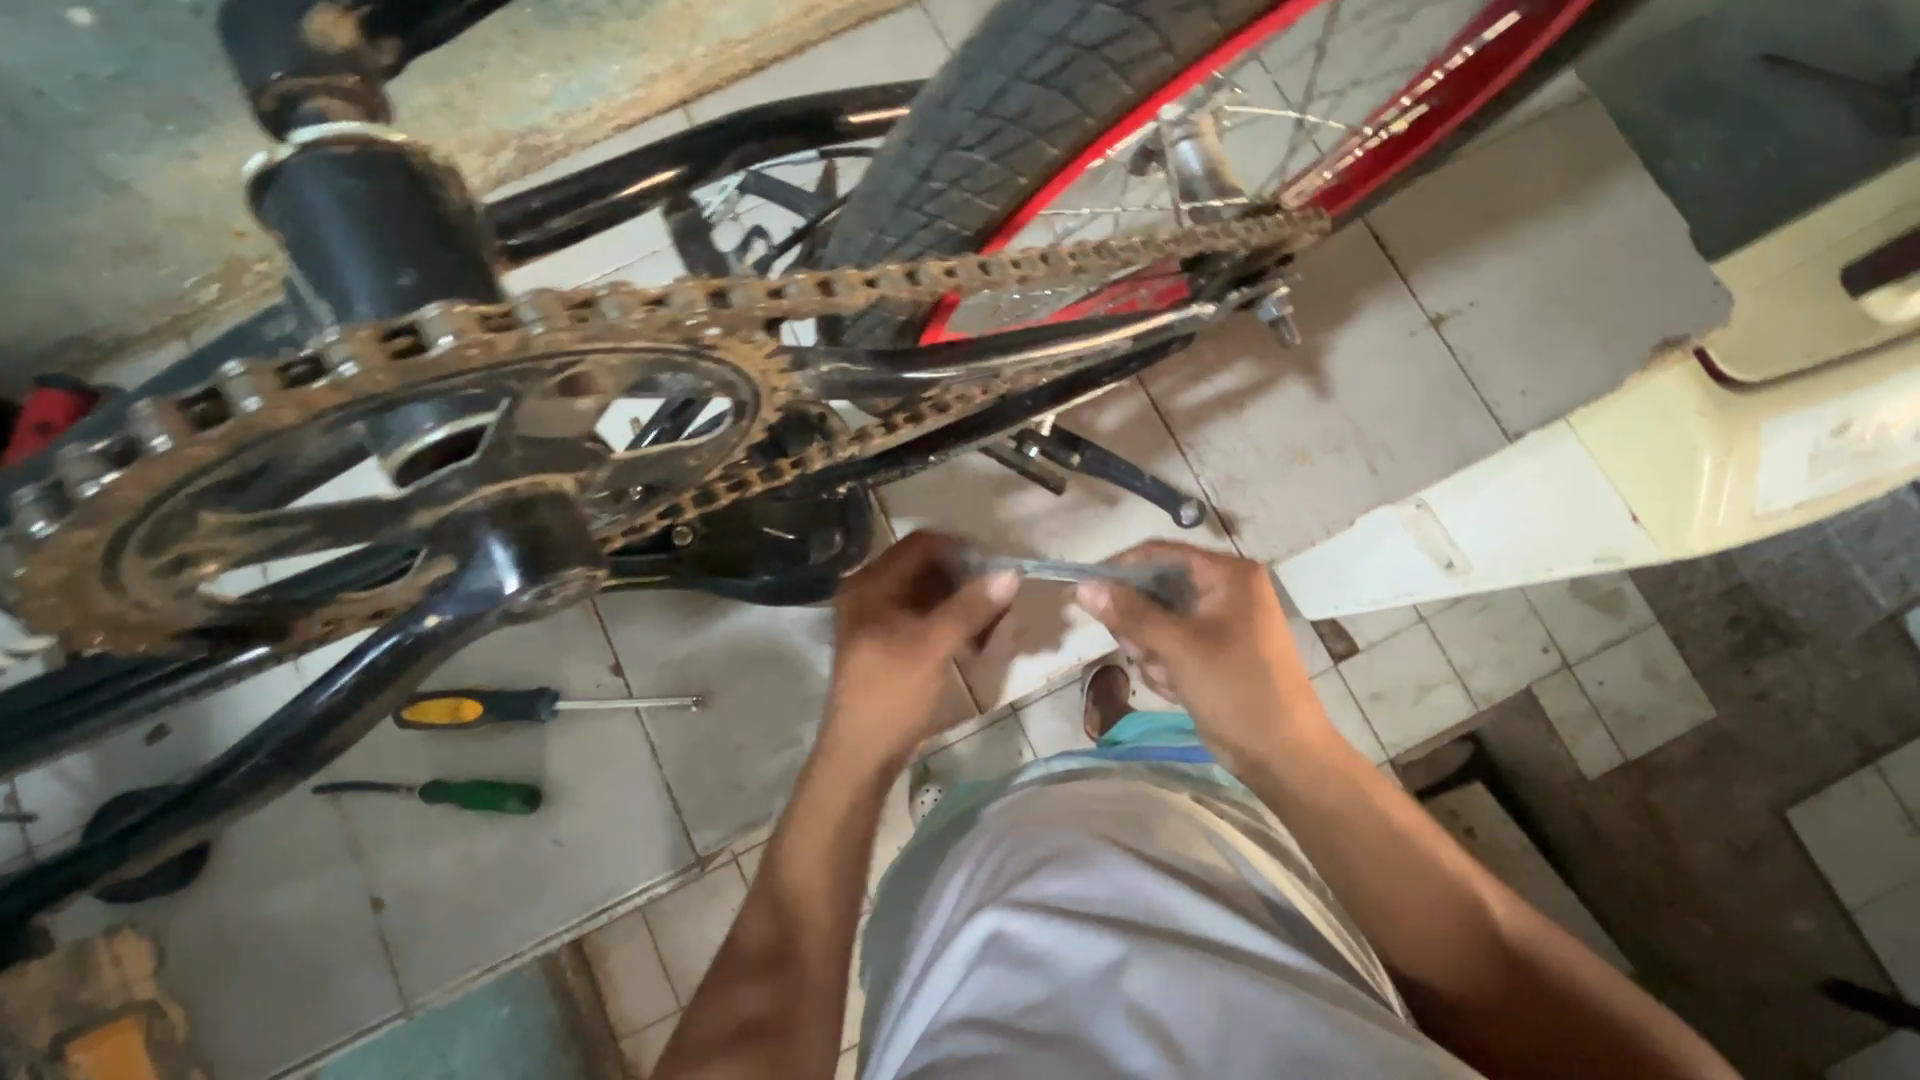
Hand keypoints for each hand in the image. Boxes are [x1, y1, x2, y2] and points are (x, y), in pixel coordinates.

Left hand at [821, 531, 1019, 771]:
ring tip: (998, 629)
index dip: (963, 551)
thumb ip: (970, 607)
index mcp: (870, 584)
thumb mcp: (933, 647)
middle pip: (929, 569)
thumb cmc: (891, 695)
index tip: (999, 570)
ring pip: (932, 596)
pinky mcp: (891, 644)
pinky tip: (979, 645)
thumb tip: (1010, 573)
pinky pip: (928, 620)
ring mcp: (879, 619)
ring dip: (967, 607)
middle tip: (1004, 605)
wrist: (861, 756)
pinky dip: (954, 626)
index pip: (923, 544)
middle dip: (969, 583)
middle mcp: (871, 593)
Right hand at [1072, 540, 1322, 771]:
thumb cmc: (1237, 690)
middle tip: (1140, 651)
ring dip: (1151, 650)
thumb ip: (1130, 614)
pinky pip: (1170, 645)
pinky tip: (1177, 689)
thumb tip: (1083, 587)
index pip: (1159, 553)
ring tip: (1168, 677)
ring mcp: (1219, 622)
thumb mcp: (1179, 648)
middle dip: (1141, 625)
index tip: (1087, 593)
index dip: (1121, 568)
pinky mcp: (1213, 651)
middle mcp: (1224, 590)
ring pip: (1157, 621)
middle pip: (1155, 588)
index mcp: (1228, 575)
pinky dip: (1165, 666)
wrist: (1282, 754)